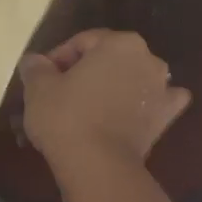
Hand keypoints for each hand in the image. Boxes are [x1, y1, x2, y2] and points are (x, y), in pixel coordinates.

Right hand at [20, 30, 192, 169]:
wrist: (97, 160)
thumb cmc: (65, 117)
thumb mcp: (37, 90)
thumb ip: (35, 68)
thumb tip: (34, 60)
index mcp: (118, 44)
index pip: (82, 41)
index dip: (57, 58)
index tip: (40, 79)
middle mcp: (147, 57)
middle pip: (110, 58)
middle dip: (85, 72)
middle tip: (59, 94)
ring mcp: (162, 85)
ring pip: (132, 77)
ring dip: (112, 86)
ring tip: (87, 108)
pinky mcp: (167, 113)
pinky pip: (154, 100)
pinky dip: (142, 103)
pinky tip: (127, 113)